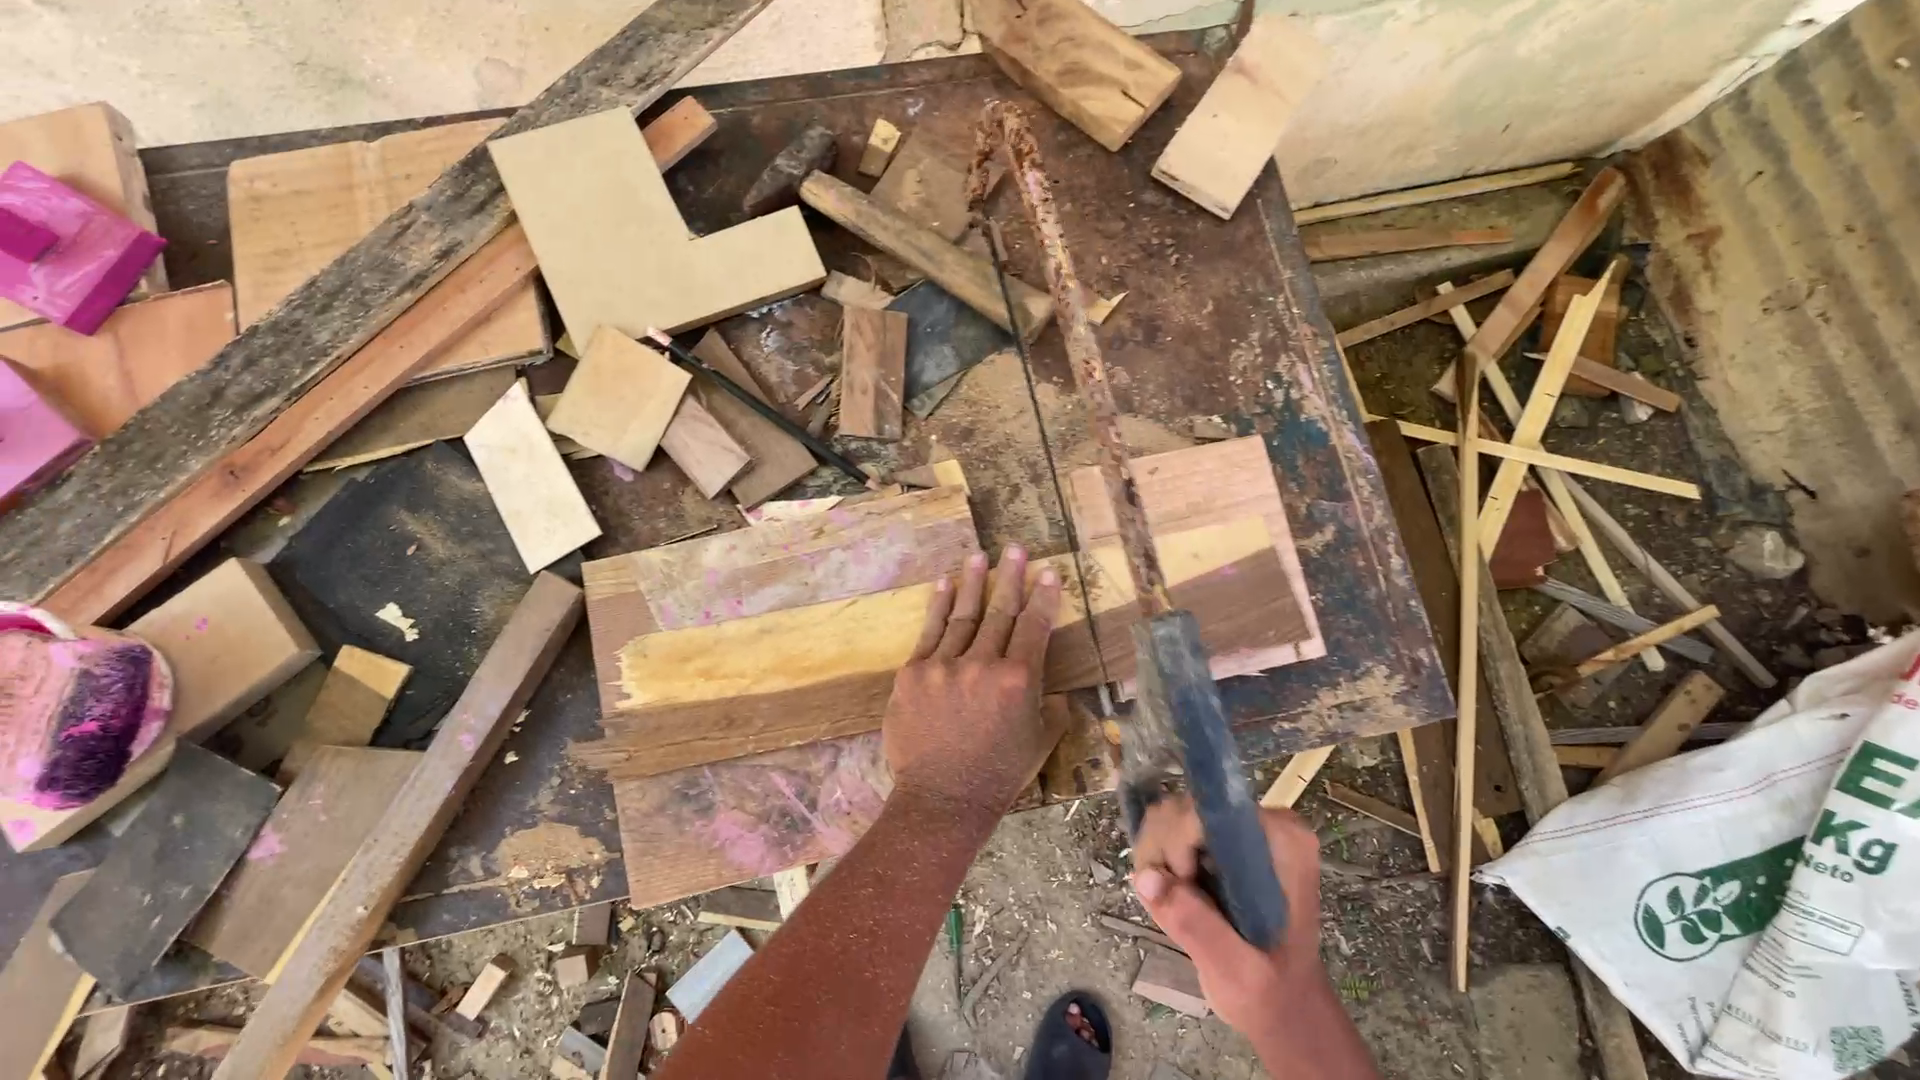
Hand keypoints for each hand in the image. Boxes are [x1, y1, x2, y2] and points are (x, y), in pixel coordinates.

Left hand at [883, 545, 1064, 817]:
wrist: (942, 799)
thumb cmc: (999, 775)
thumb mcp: (1041, 742)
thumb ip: (1053, 708)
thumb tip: (1056, 689)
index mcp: (1019, 680)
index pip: (1034, 626)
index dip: (1043, 597)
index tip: (1048, 573)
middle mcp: (982, 664)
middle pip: (1000, 611)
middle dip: (1011, 577)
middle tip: (1017, 549)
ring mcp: (943, 666)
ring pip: (964, 614)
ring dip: (974, 582)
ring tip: (981, 556)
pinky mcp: (913, 673)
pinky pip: (929, 631)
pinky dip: (938, 605)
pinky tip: (944, 584)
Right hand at [1129, 795, 1324, 1035]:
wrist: (1284, 1004)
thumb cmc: (1270, 992)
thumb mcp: (1236, 971)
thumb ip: (1195, 924)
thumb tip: (1145, 877)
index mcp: (1282, 840)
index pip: (1209, 809)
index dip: (1181, 842)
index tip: (1182, 885)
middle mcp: (1262, 822)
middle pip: (1183, 808)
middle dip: (1165, 854)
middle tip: (1175, 902)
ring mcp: (1240, 829)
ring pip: (1168, 817)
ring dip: (1158, 861)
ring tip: (1176, 904)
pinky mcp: (1221, 840)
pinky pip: (1170, 832)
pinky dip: (1160, 863)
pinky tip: (1175, 895)